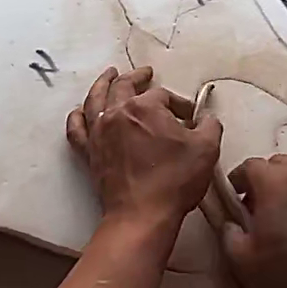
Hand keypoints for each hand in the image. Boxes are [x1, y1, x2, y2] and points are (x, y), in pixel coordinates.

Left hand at [66, 66, 223, 232]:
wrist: (142, 214)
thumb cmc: (174, 180)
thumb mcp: (206, 149)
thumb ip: (209, 125)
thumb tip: (207, 118)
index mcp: (144, 107)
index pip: (163, 95)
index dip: (179, 104)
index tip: (191, 117)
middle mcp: (117, 114)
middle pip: (123, 86)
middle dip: (136, 77)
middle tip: (145, 73)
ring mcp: (99, 133)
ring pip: (95, 99)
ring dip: (102, 84)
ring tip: (109, 75)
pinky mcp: (89, 153)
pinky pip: (77, 129)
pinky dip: (77, 117)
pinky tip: (79, 111)